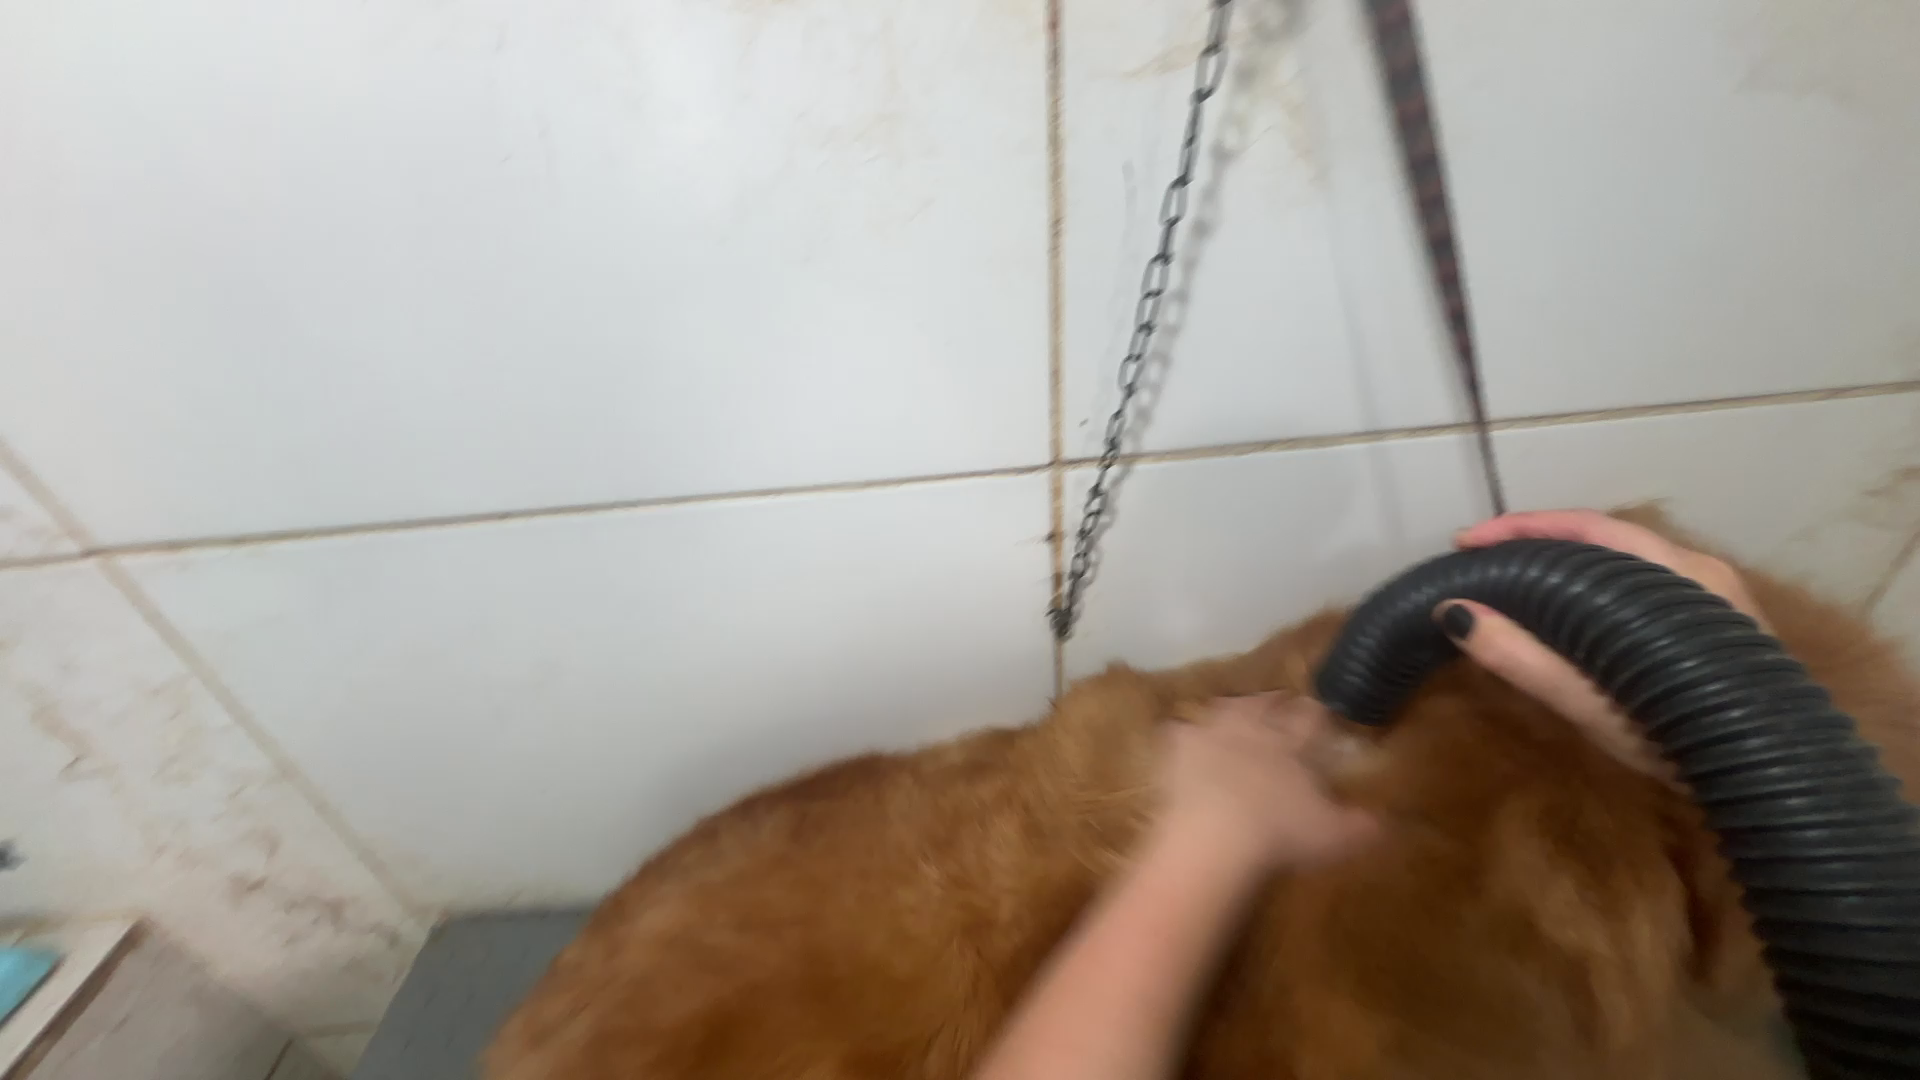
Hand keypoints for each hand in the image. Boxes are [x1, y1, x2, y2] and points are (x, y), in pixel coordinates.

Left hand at [1155, 694, 1376, 871]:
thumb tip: (1388, 822)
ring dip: (1230, 708)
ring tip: (1234, 709)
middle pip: (1264, 703)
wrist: (1215, 833)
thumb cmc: (1281, 833)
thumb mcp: (1335, 836)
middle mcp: (1251, 727)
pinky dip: (1181, 732)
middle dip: (1274, 702)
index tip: (1322, 709)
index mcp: (1290, 743)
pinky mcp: (1177, 746)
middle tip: (1279, 701)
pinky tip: (1180, 734)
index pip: (1310, 717)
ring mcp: (1211, 732)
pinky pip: (1177, 729)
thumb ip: (1363, 826)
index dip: (1317, 712)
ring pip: (1223, 707)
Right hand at [1435, 509, 1766, 778]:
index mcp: (1671, 578)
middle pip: (1597, 533)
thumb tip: (1452, 612)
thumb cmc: (1678, 737)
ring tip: (1507, 572)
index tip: (1463, 543)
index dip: (1517, 528)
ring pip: (1616, 552)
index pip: (1582, 528)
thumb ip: (1521, 657)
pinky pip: (1633, 572)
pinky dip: (1585, 572)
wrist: (1767, 780)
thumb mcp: (1588, 704)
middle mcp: (1694, 569)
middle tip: (1476, 556)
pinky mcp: (1709, 613)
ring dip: (1557, 555)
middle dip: (1530, 538)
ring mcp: (1708, 589)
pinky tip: (1558, 595)